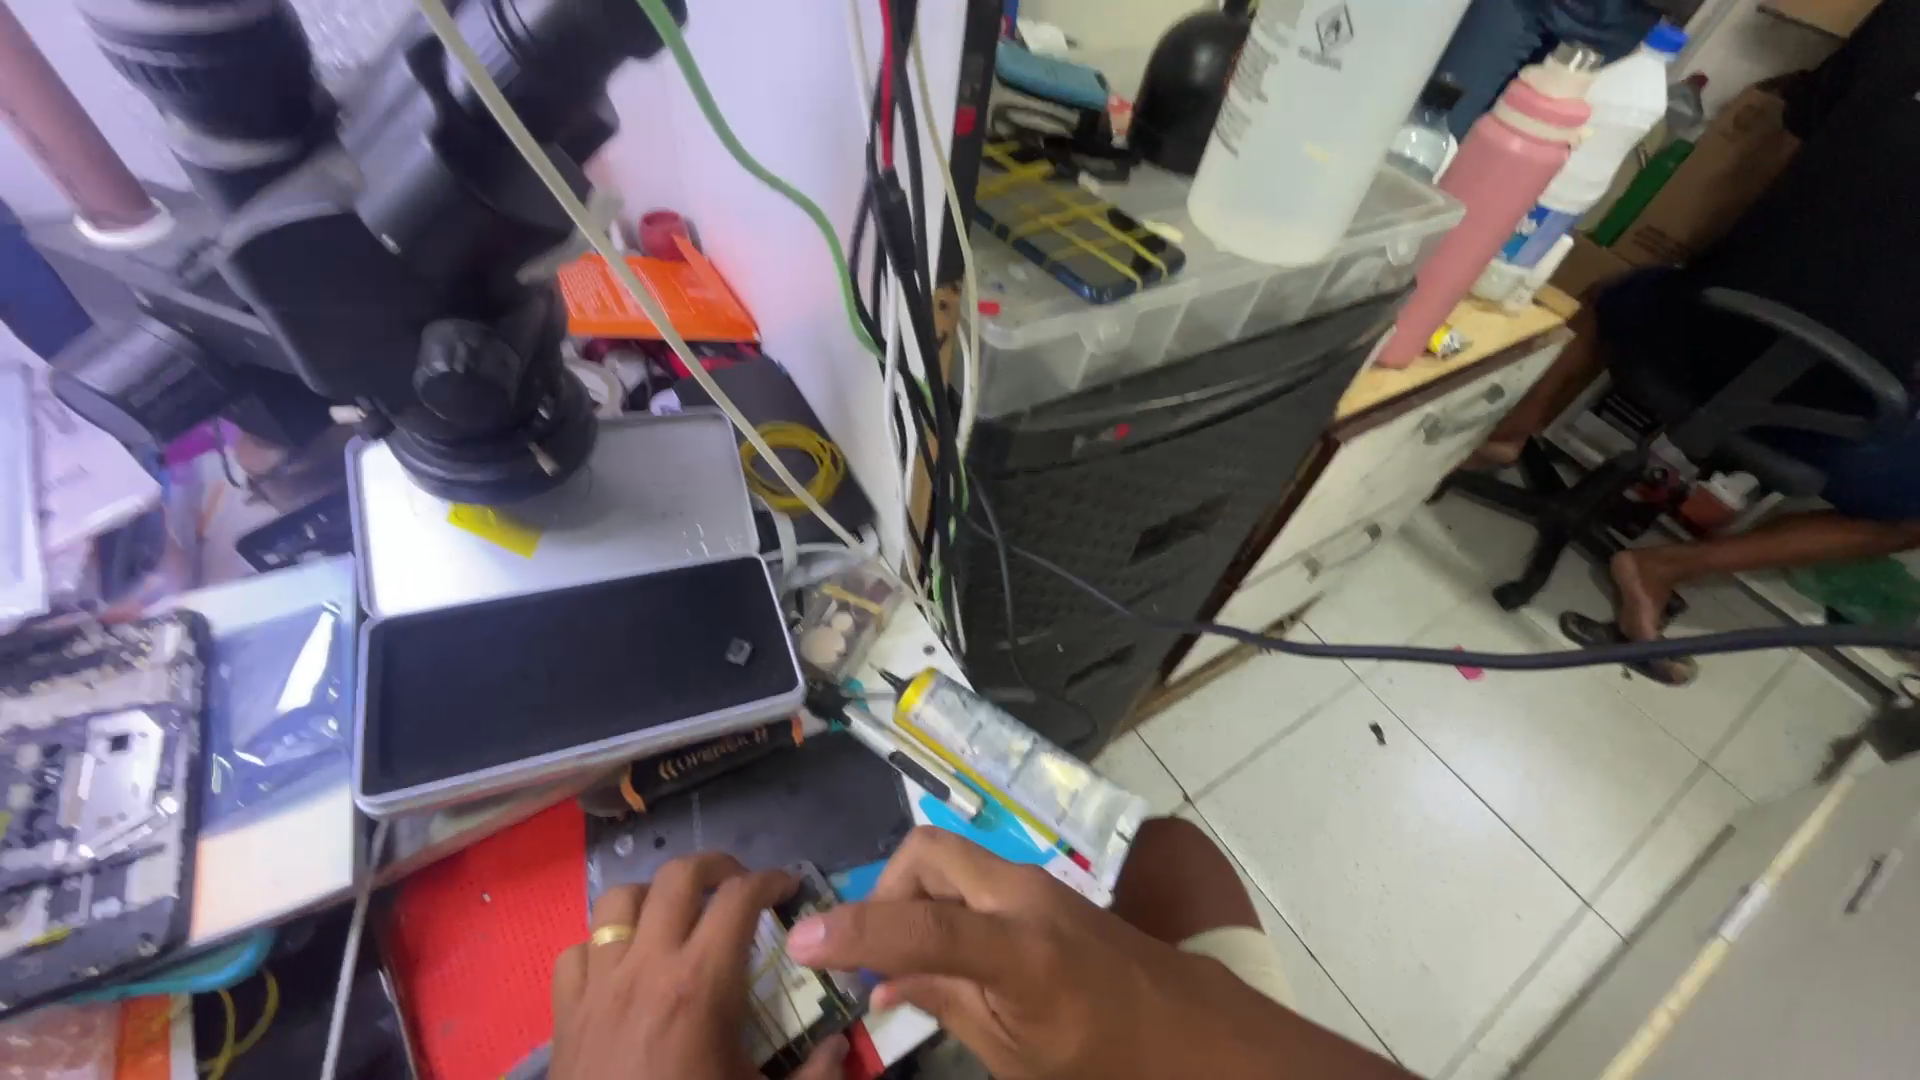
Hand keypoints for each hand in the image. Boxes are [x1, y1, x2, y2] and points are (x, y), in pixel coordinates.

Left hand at [550, 853, 846, 1079]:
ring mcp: (599, 987)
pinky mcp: (565, 1014)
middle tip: (737, 885)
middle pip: (678, 875)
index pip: (740, 896)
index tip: (787, 888)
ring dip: (653, 896)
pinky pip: (576, 951)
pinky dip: (601, 946)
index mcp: (701, 983)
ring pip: (619, 900)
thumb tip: (840, 1047)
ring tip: (677, 914)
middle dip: (716, 865)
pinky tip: (623, 967)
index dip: (770, 879)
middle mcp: (647, 967)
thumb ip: (814, 1075)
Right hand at [781, 828, 1300, 1079]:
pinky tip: (943, 948)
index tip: (801, 940)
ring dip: (912, 894)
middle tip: (876, 952)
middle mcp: (1022, 894)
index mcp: (1022, 950)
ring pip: (947, 855)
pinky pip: (969, 871)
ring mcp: (1032, 878)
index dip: (857, 929)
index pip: (924, 926)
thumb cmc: (1103, 1055)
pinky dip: (939, 898)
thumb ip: (945, 1003)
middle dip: (885, 891)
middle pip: (929, 851)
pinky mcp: (1037, 881)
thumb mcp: (1016, 1054)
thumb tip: (881, 983)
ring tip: (906, 957)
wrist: (1182, 1021)